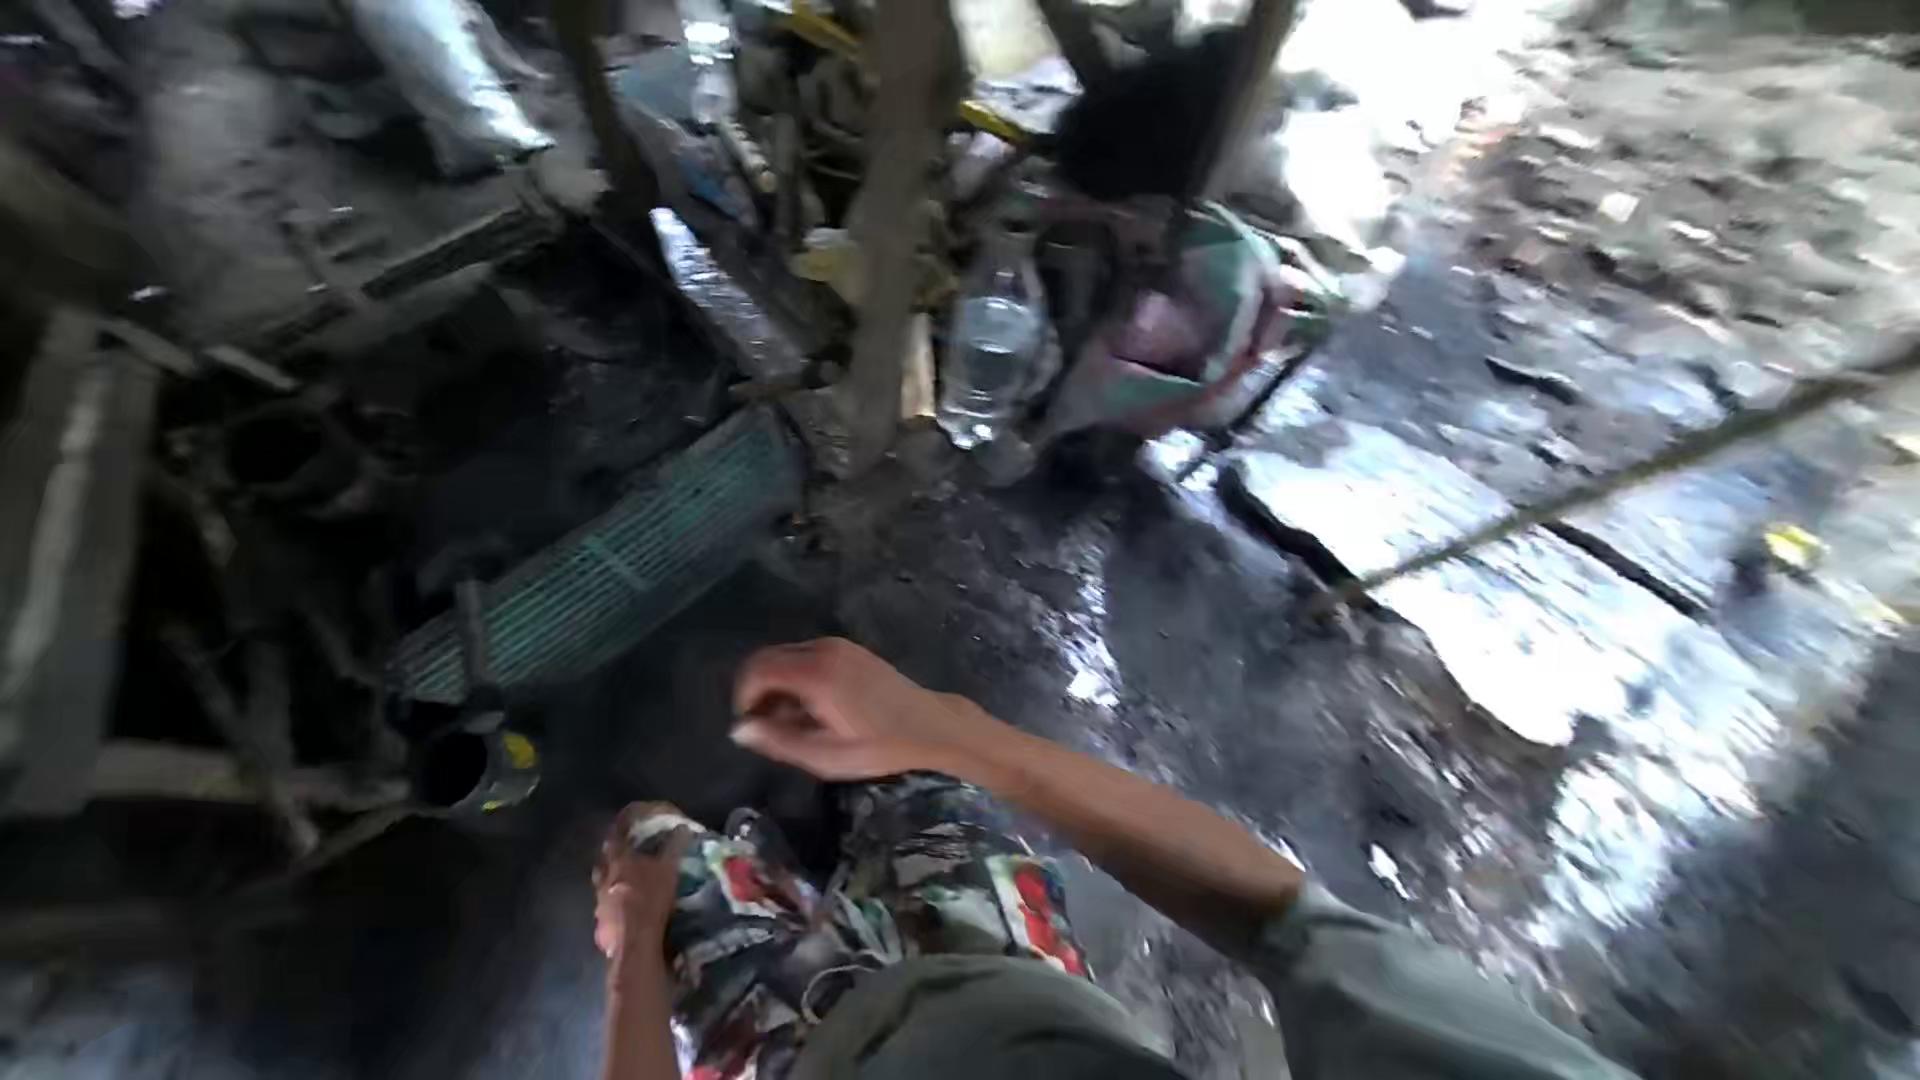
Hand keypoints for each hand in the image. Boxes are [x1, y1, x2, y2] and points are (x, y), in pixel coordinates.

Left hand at [594, 802, 693, 966]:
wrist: (635, 941)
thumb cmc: (652, 897)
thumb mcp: (669, 867)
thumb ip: (674, 846)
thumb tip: (681, 827)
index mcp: (618, 862)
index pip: (614, 838)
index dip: (618, 828)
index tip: (624, 822)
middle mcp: (603, 880)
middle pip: (602, 863)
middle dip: (611, 857)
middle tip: (624, 854)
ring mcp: (599, 903)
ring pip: (602, 886)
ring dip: (611, 881)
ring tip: (625, 882)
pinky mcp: (600, 924)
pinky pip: (605, 907)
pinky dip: (613, 902)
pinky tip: (624, 907)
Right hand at [731, 638, 995, 779]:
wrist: (929, 725)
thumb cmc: (878, 745)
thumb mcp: (825, 756)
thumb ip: (778, 740)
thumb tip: (739, 728)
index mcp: (815, 673)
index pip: (756, 669)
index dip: (743, 696)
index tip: (750, 725)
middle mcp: (824, 649)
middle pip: (768, 657)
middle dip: (758, 689)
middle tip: (768, 726)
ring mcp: (839, 645)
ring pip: (787, 656)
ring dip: (777, 683)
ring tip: (793, 721)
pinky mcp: (850, 648)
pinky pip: (807, 655)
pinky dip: (797, 675)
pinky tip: (812, 706)